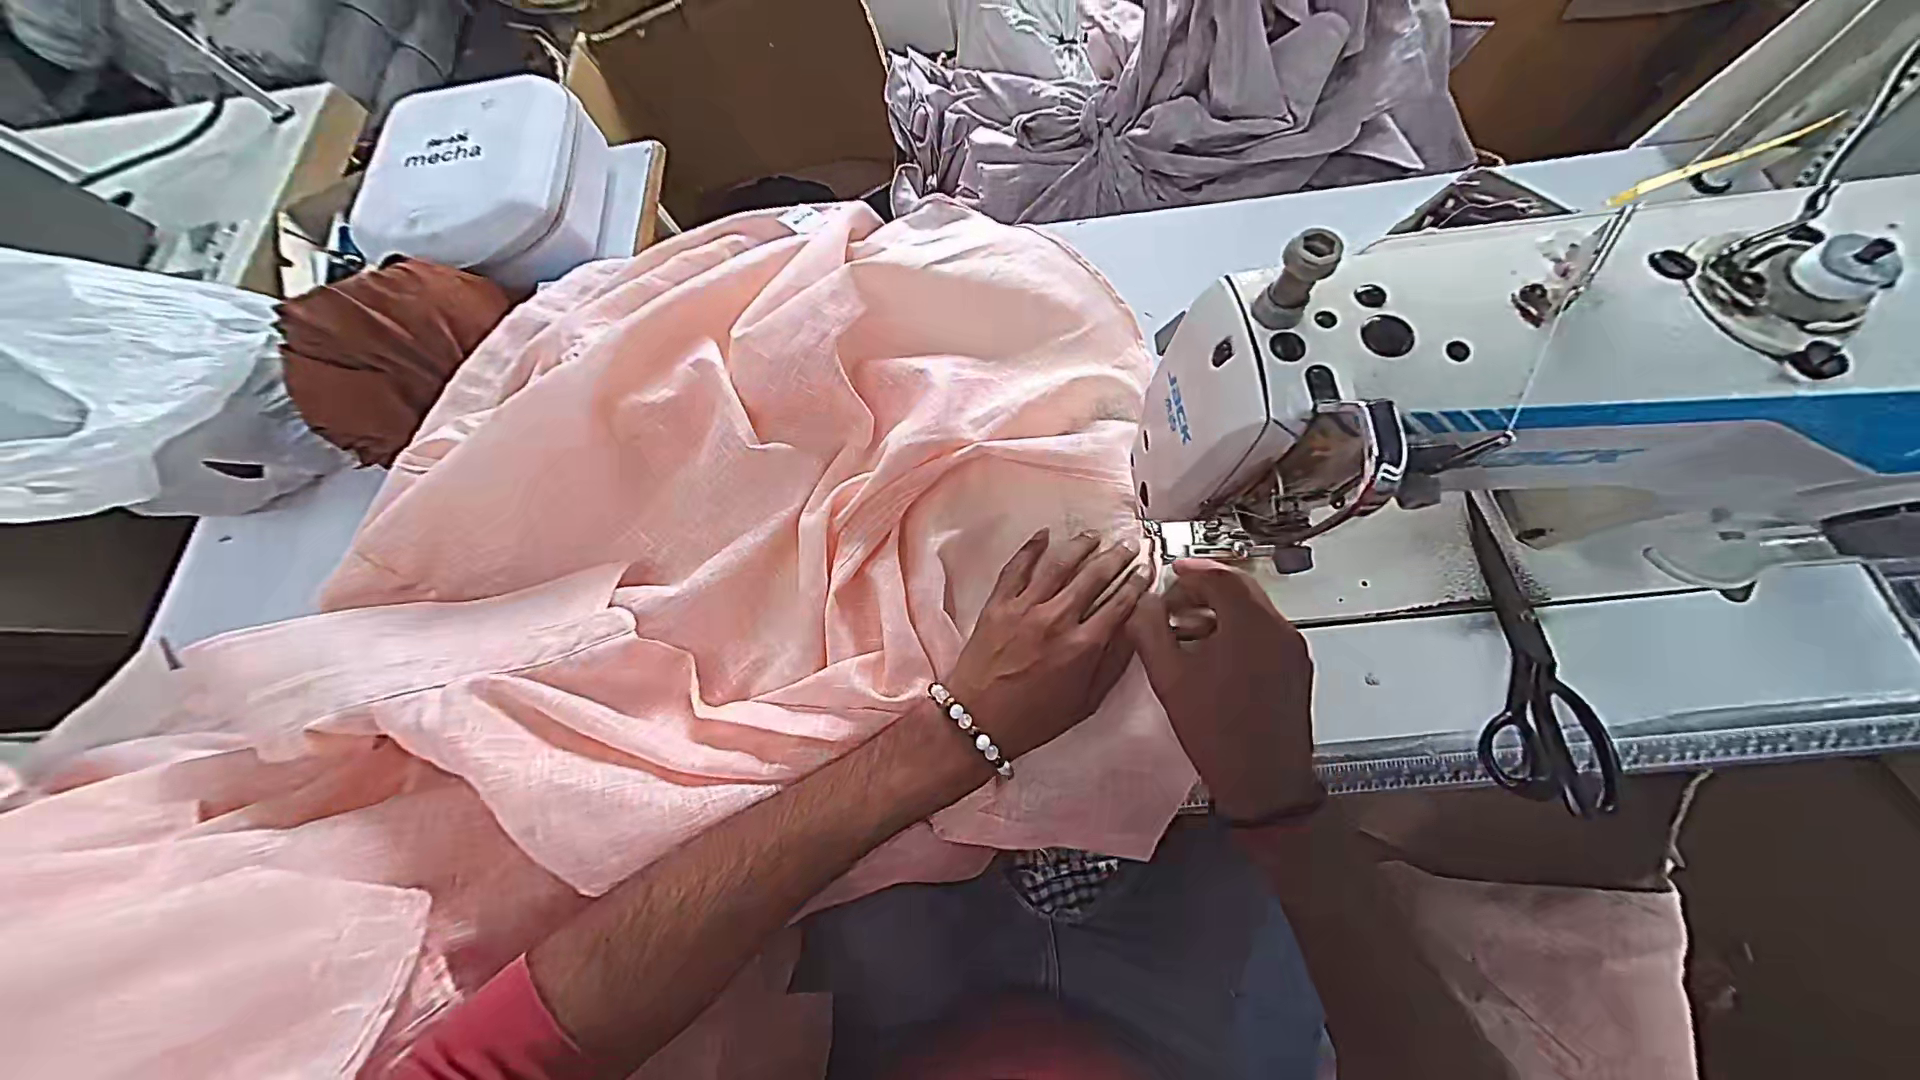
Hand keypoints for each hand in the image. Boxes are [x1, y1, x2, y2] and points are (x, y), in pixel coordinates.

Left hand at [944, 529, 1153, 759]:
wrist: (977, 720)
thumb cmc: (1034, 718)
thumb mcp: (1086, 701)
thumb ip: (1112, 664)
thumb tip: (1132, 630)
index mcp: (1083, 646)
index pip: (1119, 603)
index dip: (1136, 582)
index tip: (1145, 568)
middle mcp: (1056, 620)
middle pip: (1094, 577)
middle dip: (1115, 557)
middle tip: (1127, 544)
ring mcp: (1024, 608)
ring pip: (1058, 565)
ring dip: (1080, 546)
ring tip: (1093, 535)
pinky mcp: (998, 604)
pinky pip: (1016, 568)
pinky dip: (1031, 548)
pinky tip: (1044, 535)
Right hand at [1126, 558, 1317, 819]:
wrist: (1263, 782)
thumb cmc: (1218, 734)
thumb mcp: (1168, 677)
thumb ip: (1149, 631)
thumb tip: (1143, 607)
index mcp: (1250, 626)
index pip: (1222, 577)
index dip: (1192, 569)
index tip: (1174, 569)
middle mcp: (1279, 631)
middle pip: (1240, 587)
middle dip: (1203, 587)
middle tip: (1174, 599)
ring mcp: (1291, 649)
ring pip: (1252, 609)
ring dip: (1218, 607)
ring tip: (1185, 626)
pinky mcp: (1294, 666)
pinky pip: (1262, 630)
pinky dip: (1235, 627)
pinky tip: (1209, 648)